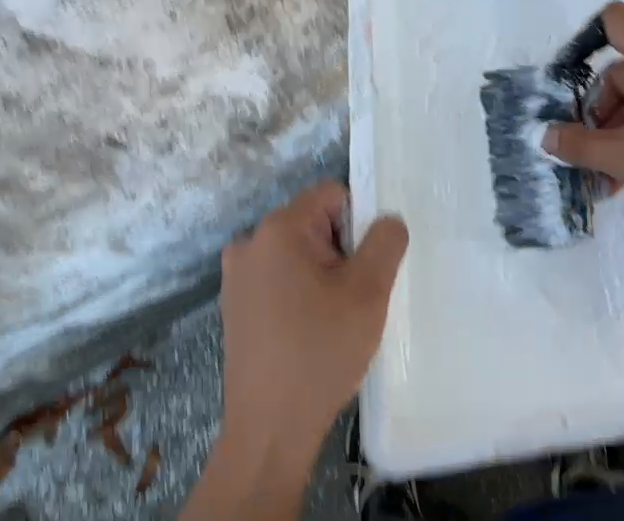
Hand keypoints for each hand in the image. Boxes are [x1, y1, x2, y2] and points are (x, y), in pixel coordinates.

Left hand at [215, 181, 408, 472]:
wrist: (270, 429)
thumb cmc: (320, 351)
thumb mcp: (369, 291)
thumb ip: (386, 241)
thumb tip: (387, 220)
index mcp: (278, 229)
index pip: (332, 194)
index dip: (359, 223)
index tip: (368, 266)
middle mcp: (249, 243)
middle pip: (314, 223)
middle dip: (341, 251)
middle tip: (355, 298)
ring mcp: (237, 278)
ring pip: (298, 255)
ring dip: (323, 276)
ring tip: (335, 319)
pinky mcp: (236, 308)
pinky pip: (280, 281)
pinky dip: (301, 296)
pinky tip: (312, 334)